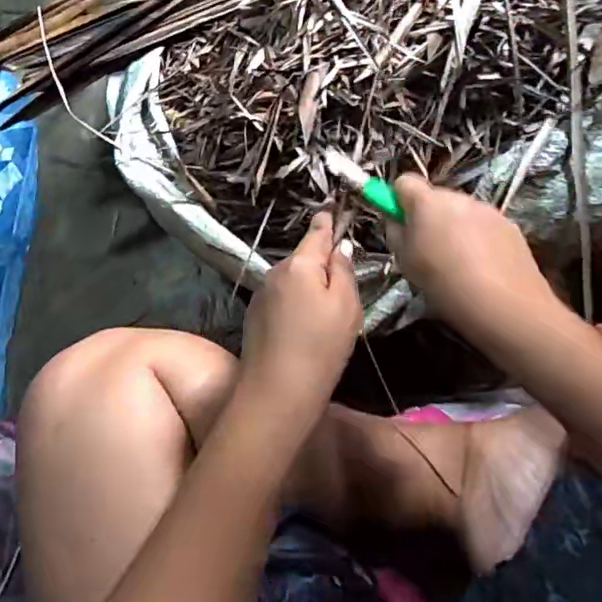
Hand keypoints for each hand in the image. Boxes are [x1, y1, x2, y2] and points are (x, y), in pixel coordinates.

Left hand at [240, 212, 361, 422]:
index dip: (327, 222)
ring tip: (326, 313)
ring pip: (292, 279)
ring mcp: (262, 293)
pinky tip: (304, 327)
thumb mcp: (346, 307)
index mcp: (300, 263)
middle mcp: (275, 271)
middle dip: (321, 263)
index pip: (316, 232)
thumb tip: (339, 248)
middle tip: (343, 284)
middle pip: (304, 257)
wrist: (277, 391)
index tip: (332, 211)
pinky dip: (294, 303)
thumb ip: (344, 271)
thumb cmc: (321, 346)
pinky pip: (281, 298)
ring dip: (307, 286)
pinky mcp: (255, 314)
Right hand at [386, 175, 572, 348]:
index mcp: (427, 202)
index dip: (398, 200)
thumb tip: (398, 220)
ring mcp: (488, 210)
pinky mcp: (510, 226)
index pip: (404, 181)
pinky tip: (483, 267)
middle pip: (435, 197)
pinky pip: (484, 225)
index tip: (401, 223)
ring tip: (459, 263)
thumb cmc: (444, 283)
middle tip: (428, 249)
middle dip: (429, 216)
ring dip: (455, 227)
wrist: (506, 306)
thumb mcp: (404, 261)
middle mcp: (458, 197)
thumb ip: (396, 232)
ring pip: (461, 212)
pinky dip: (479, 238)